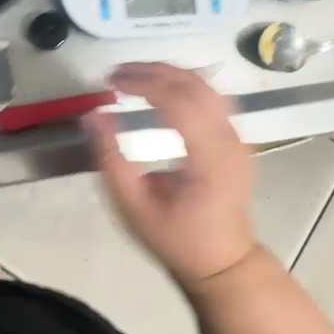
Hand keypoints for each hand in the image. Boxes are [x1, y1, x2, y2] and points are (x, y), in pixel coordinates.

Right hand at [84, 63, 259, 287]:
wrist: (222, 262)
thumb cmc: (176, 238)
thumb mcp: (133, 207)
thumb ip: (111, 160)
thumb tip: (94, 116)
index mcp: (209, 158)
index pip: (179, 102)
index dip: (143, 83)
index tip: (111, 80)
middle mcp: (230, 140)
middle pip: (195, 84)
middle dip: (154, 71)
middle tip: (117, 73)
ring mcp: (239, 137)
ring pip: (208, 85)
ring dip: (170, 73)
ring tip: (135, 75)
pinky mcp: (238, 137)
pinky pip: (214, 97)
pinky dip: (185, 84)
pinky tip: (162, 88)